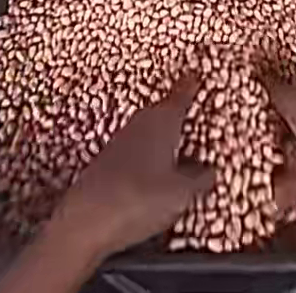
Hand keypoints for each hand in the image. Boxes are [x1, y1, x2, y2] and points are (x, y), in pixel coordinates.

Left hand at [44, 79, 213, 259]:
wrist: (87, 218)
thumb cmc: (137, 198)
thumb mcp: (181, 193)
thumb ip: (198, 179)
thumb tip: (208, 171)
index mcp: (162, 120)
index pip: (180, 96)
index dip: (190, 87)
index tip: (195, 77)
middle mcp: (141, 122)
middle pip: (163, 111)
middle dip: (177, 112)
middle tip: (192, 112)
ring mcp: (122, 140)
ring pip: (149, 130)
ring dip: (163, 136)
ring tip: (179, 148)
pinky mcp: (109, 160)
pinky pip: (137, 149)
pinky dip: (148, 155)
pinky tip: (154, 174)